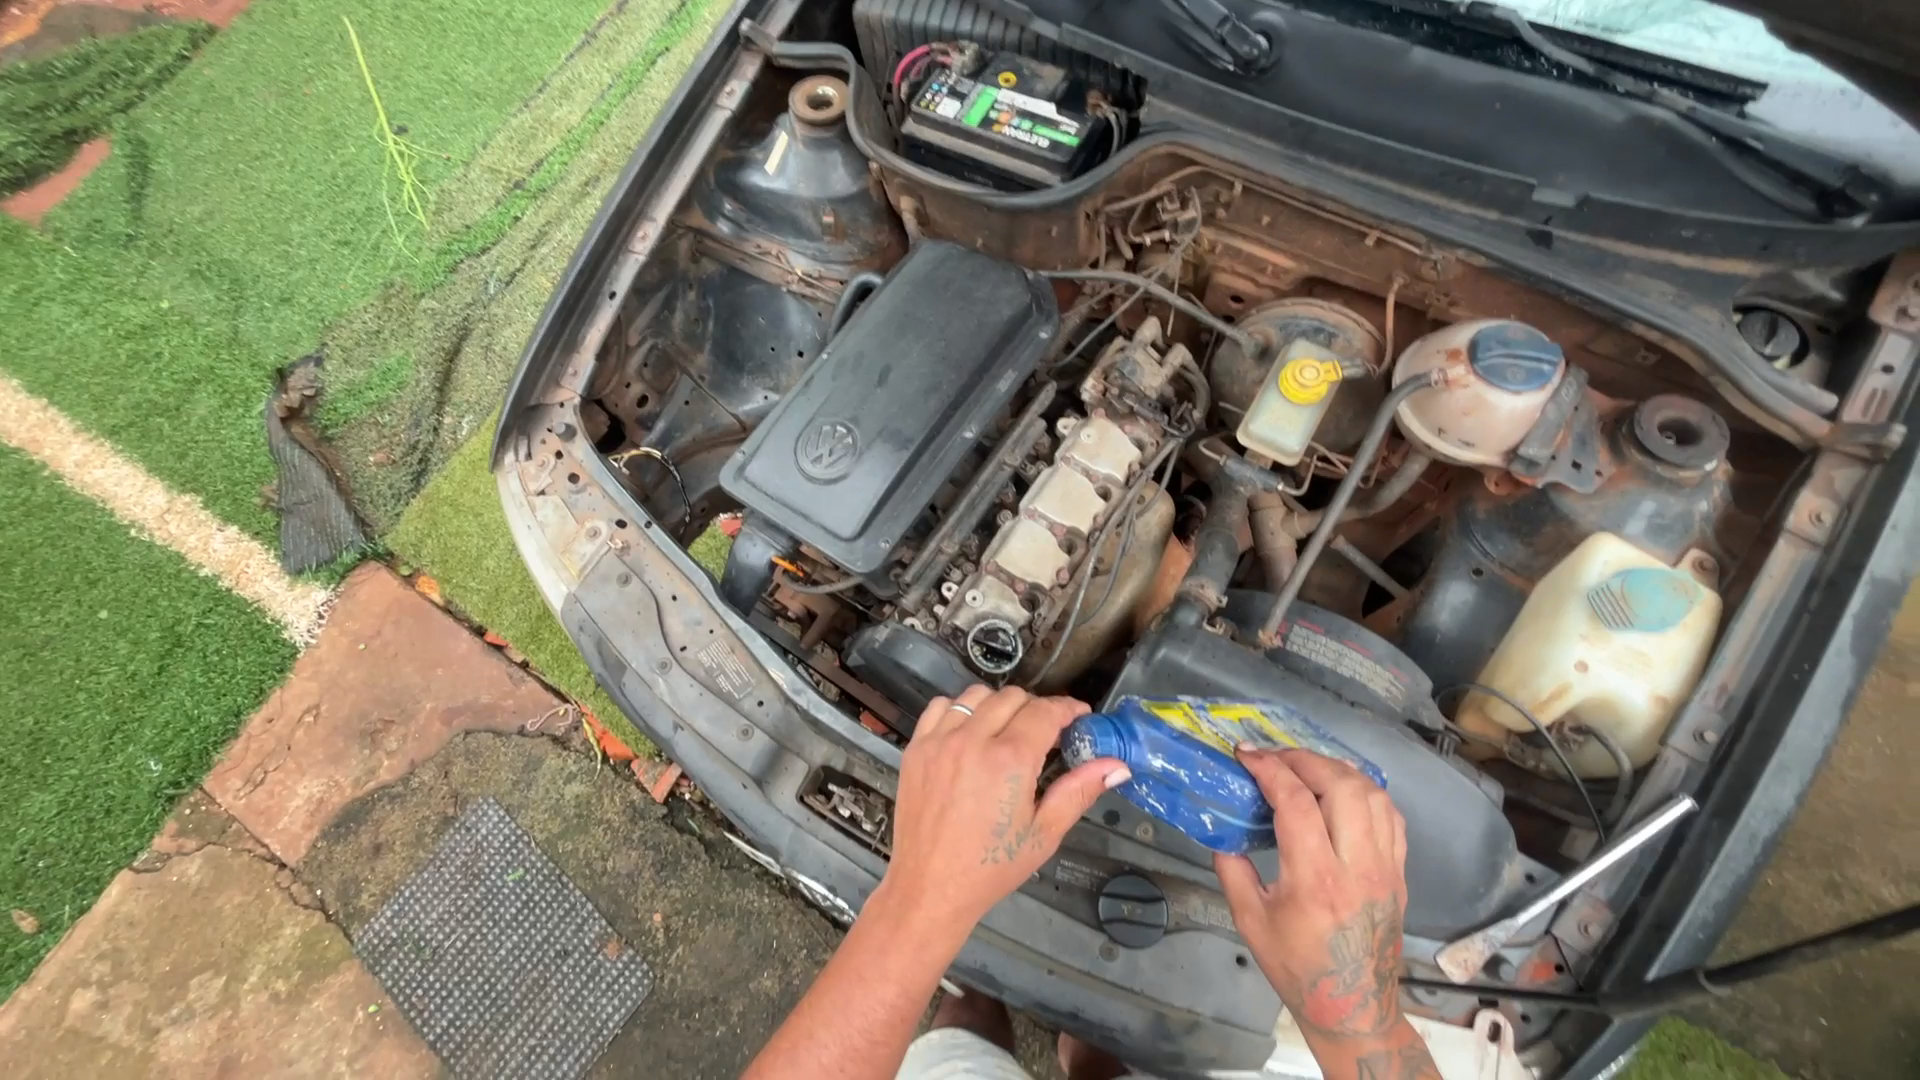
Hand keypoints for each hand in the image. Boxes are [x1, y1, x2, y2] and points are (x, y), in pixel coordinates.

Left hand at [877, 685, 1130, 930]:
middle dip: (1035, 708)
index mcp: (1009, 760)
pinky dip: (959, 710)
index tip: (1078, 715)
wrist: (930, 887)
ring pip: (977, 695)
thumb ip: (1079, 790)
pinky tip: (969, 733)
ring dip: (998, 705)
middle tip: (1044, 734)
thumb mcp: (1044, 833)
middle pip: (1013, 697)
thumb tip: (1116, 765)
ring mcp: (940, 741)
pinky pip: (941, 706)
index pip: (1046, 711)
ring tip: (1007, 731)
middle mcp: (972, 740)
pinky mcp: (916, 747)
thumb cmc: (990, 867)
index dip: (1068, 708)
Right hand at [1214, 749, 1409, 1041]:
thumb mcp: (1249, 920)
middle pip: (1341, 786)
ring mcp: (1385, 868)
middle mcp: (1357, 867)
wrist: (1355, 1009)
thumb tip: (1222, 829)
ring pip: (1372, 794)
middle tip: (1274, 756)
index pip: (1296, 802)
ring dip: (1335, 769)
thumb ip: (1231, 869)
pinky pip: (1390, 815)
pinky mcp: (1400, 872)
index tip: (1245, 755)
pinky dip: (1364, 790)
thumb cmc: (1296, 967)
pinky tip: (1340, 788)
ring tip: (1305, 766)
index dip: (1269, 768)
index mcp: (1315, 880)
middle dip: (1303, 759)